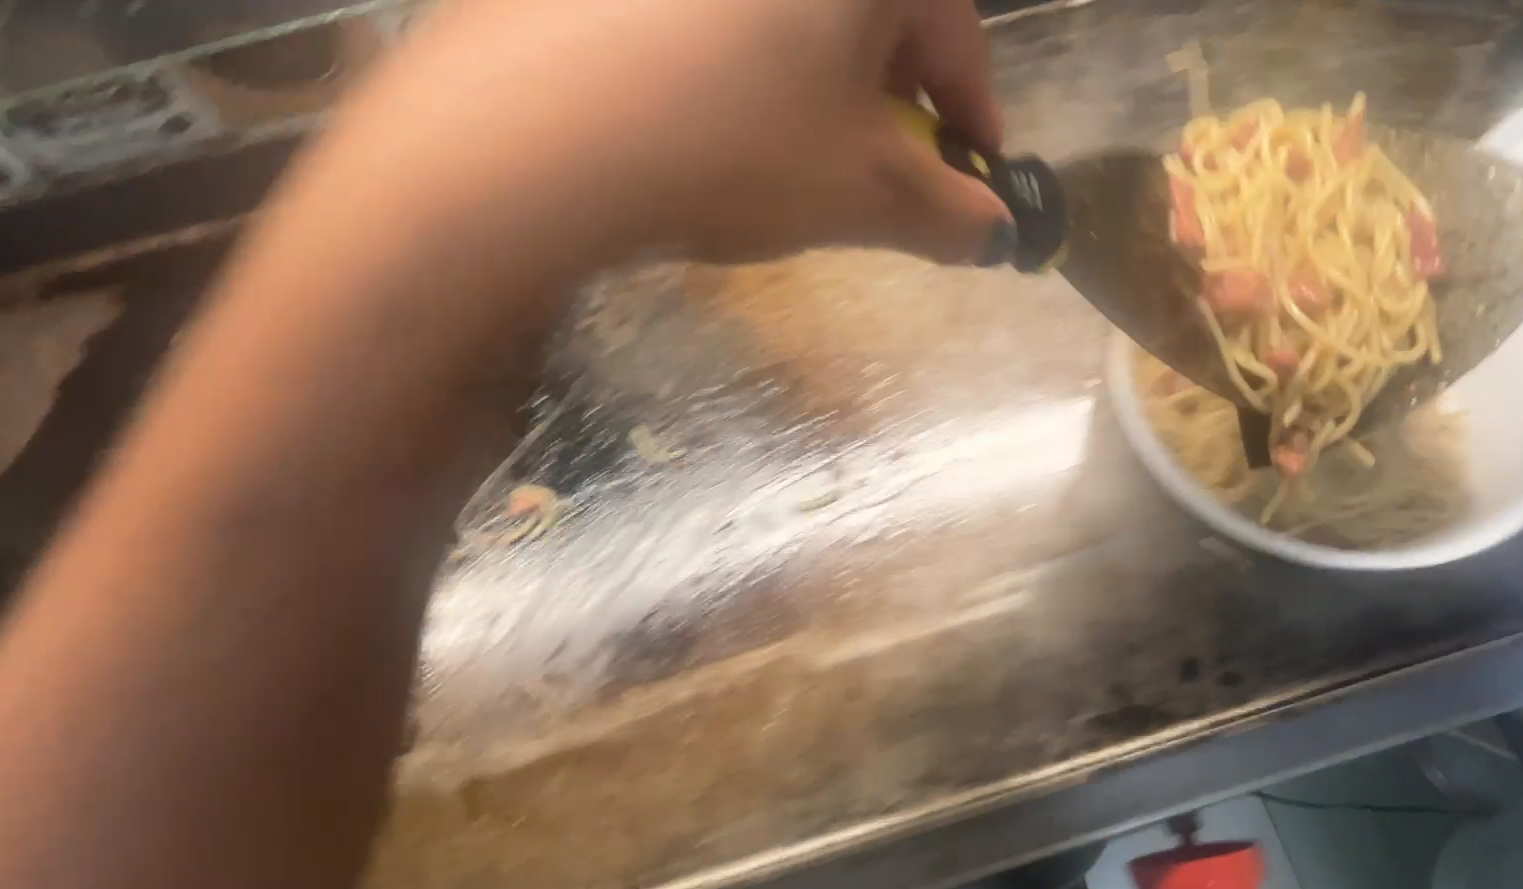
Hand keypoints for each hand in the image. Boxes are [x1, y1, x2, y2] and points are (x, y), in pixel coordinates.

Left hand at [299, 0, 1016, 273]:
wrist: (529, 140)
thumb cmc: (732, 150)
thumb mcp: (864, 196)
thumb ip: (952, 215)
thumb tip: (993, 232)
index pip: (954, 36)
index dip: (973, 119)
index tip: (973, 178)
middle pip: (874, 19)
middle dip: (890, 104)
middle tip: (878, 173)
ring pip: (796, 20)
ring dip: (815, 85)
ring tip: (789, 154)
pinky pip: (719, 24)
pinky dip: (741, 67)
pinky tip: (712, 120)